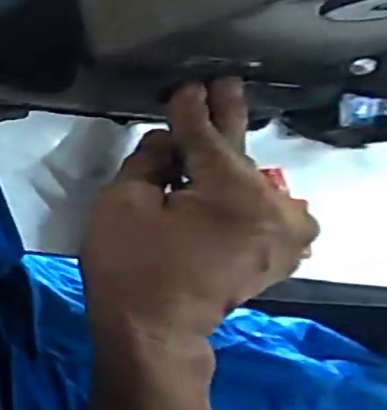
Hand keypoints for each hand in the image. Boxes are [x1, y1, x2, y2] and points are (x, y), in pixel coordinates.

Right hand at [81, 79, 317, 371]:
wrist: (152, 324)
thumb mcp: (121, 205)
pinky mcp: (279, 251)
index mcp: (239, 193)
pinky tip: (209, 188)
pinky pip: (256, 209)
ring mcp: (288, 233)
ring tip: (198, 146)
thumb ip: (146, 166)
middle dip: (225, 123)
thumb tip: (162, 142)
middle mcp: (280, 208)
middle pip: (240, 158)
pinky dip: (232, 194)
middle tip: (225, 87)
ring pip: (247, 186)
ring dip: (221, 166)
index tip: (189, 86)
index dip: (191, 113)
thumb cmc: (128, 261)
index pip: (208, 141)